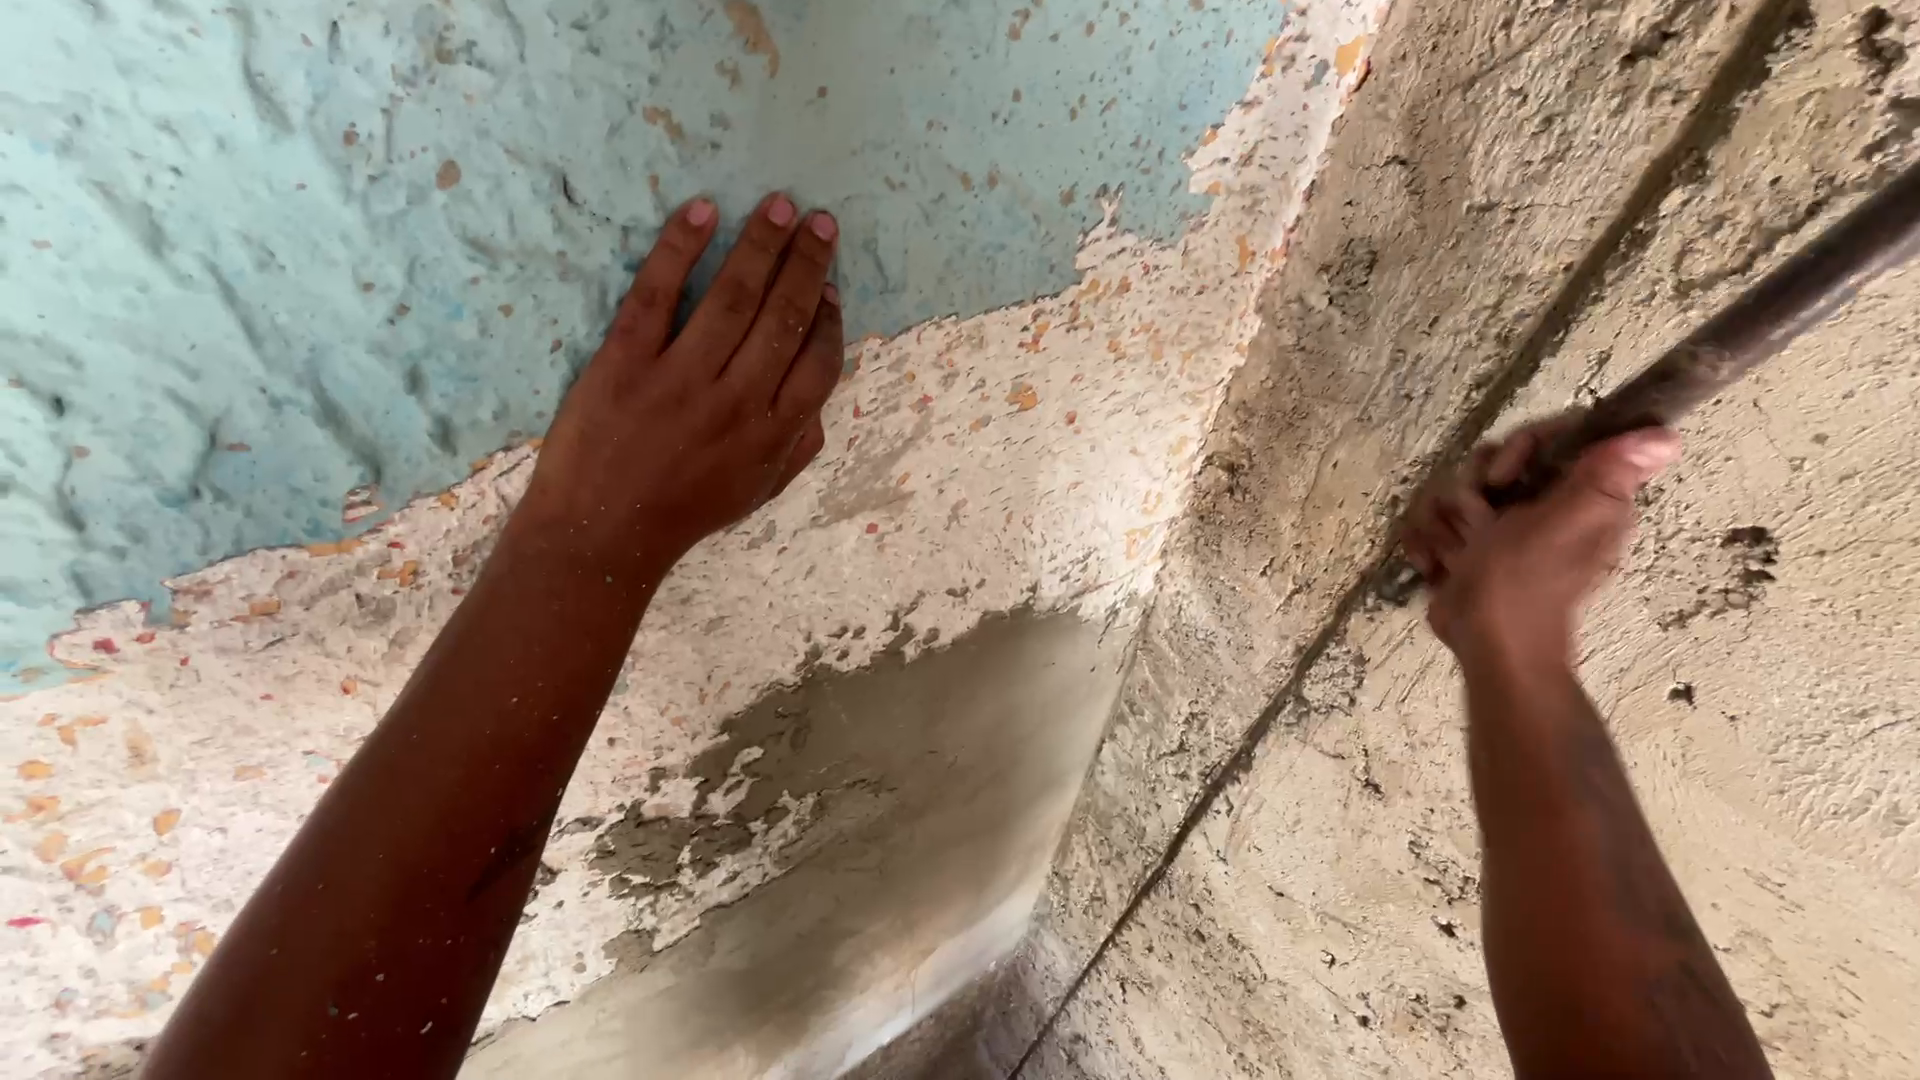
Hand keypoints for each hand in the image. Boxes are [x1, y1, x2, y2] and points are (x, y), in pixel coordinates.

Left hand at [514, 193, 843, 576]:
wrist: (603, 534)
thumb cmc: (686, 512)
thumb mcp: (759, 493)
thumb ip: (799, 447)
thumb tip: (822, 399)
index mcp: (773, 434)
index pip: (820, 363)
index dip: (830, 320)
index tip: (830, 288)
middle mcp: (737, 401)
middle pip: (784, 318)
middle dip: (807, 264)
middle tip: (820, 221)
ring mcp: (681, 378)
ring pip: (733, 298)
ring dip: (760, 245)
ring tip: (779, 206)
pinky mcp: (625, 362)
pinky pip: (657, 295)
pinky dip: (679, 249)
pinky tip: (702, 213)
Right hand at [1402, 416, 1680, 668]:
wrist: (1488, 643)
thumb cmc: (1525, 585)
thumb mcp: (1565, 524)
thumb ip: (1605, 477)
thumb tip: (1667, 436)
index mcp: (1582, 494)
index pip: (1552, 436)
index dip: (1517, 446)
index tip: (1500, 477)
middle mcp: (1542, 504)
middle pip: (1488, 462)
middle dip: (1468, 494)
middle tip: (1476, 524)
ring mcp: (1499, 526)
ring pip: (1451, 492)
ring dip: (1443, 525)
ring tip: (1454, 555)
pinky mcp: (1465, 545)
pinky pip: (1432, 521)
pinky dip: (1427, 544)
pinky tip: (1436, 565)